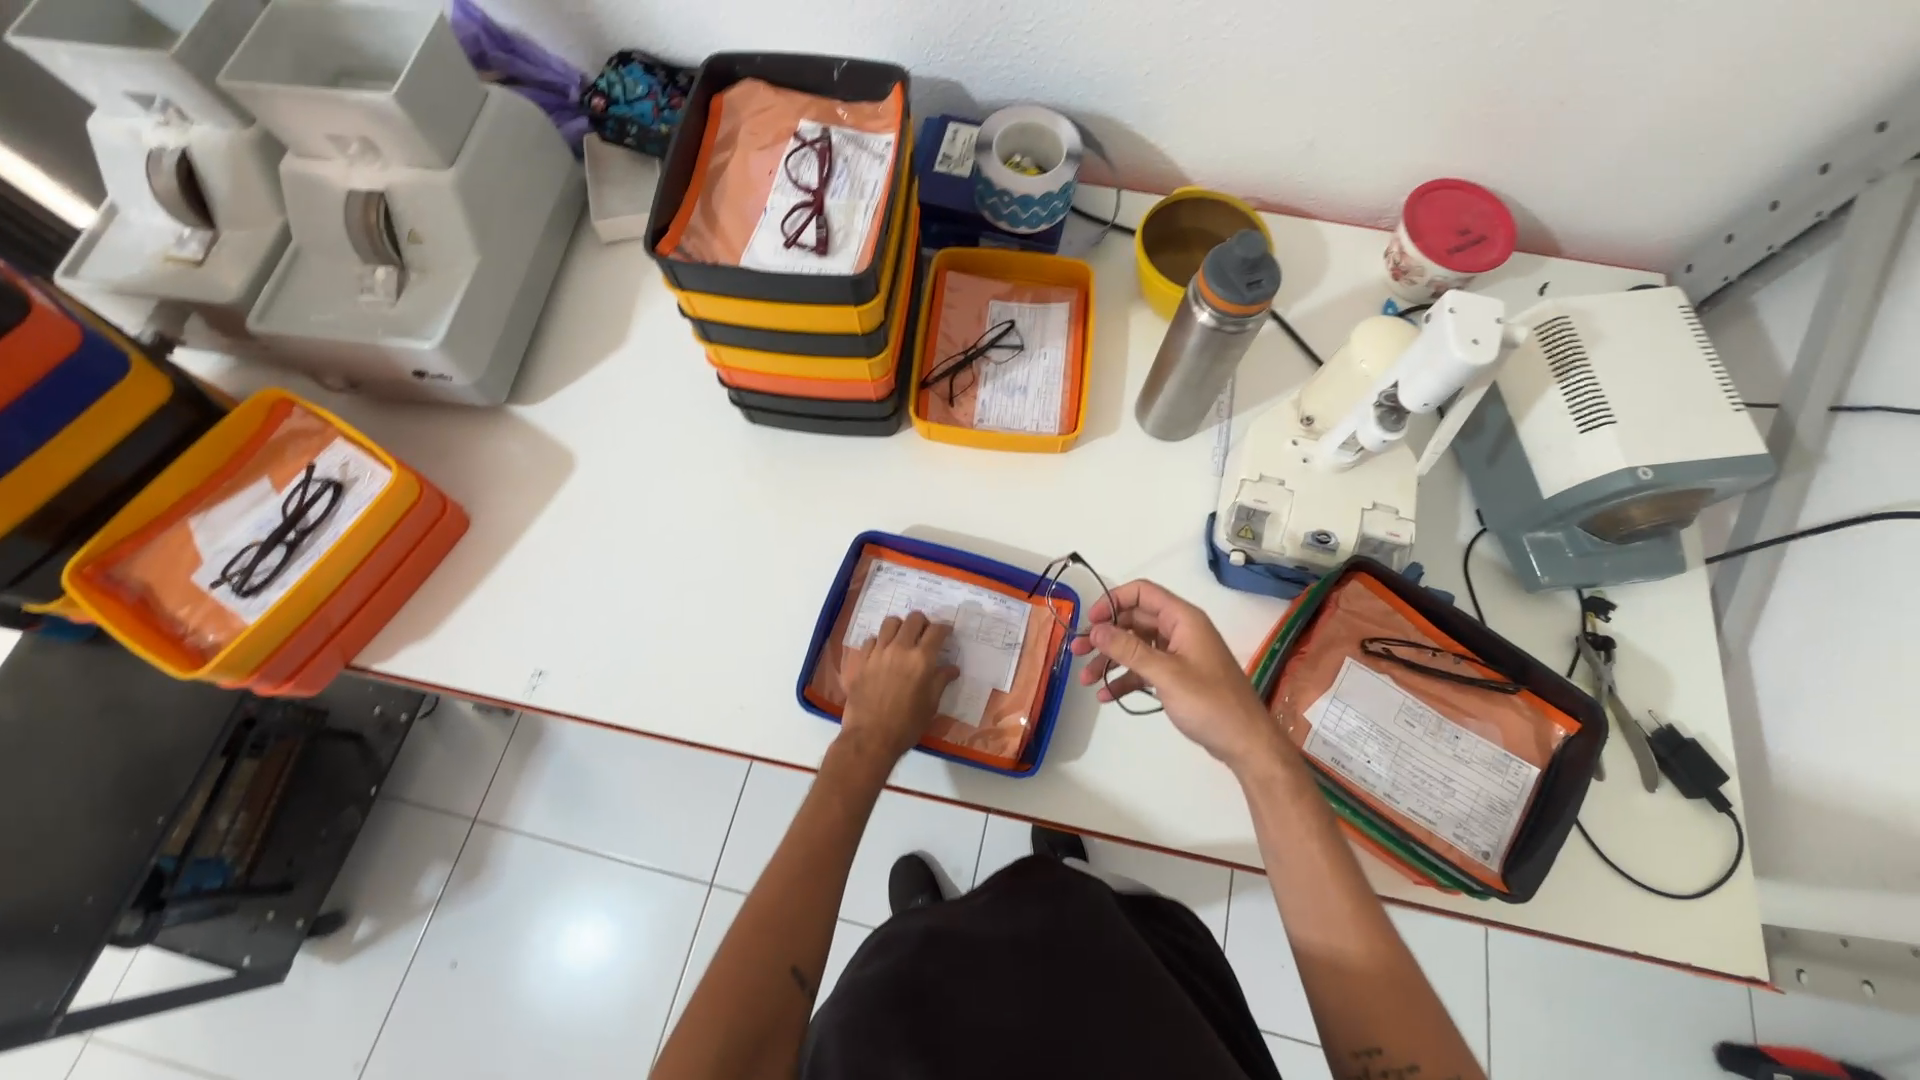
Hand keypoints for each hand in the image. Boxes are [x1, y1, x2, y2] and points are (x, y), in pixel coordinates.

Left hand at [839, 612, 960, 764]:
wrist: (870, 738)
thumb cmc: (907, 725)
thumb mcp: (931, 705)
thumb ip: (941, 681)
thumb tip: (952, 668)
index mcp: (921, 660)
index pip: (936, 631)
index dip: (944, 628)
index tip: (946, 633)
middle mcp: (899, 649)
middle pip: (913, 619)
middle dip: (923, 622)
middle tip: (925, 633)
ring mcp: (877, 653)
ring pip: (889, 623)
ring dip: (900, 626)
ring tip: (902, 637)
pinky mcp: (860, 661)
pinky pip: (870, 640)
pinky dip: (879, 642)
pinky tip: (881, 653)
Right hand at [1072, 579, 1287, 772]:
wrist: (1245, 741)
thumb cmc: (1210, 703)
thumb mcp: (1166, 674)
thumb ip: (1129, 649)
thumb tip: (1095, 629)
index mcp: (1183, 619)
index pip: (1142, 593)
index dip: (1113, 602)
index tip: (1090, 622)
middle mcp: (1180, 631)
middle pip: (1134, 621)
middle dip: (1105, 636)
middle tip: (1077, 652)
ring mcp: (1179, 654)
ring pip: (1135, 647)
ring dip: (1110, 660)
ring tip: (1086, 680)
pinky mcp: (1177, 677)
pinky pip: (1144, 669)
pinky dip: (1125, 679)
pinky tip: (1106, 696)